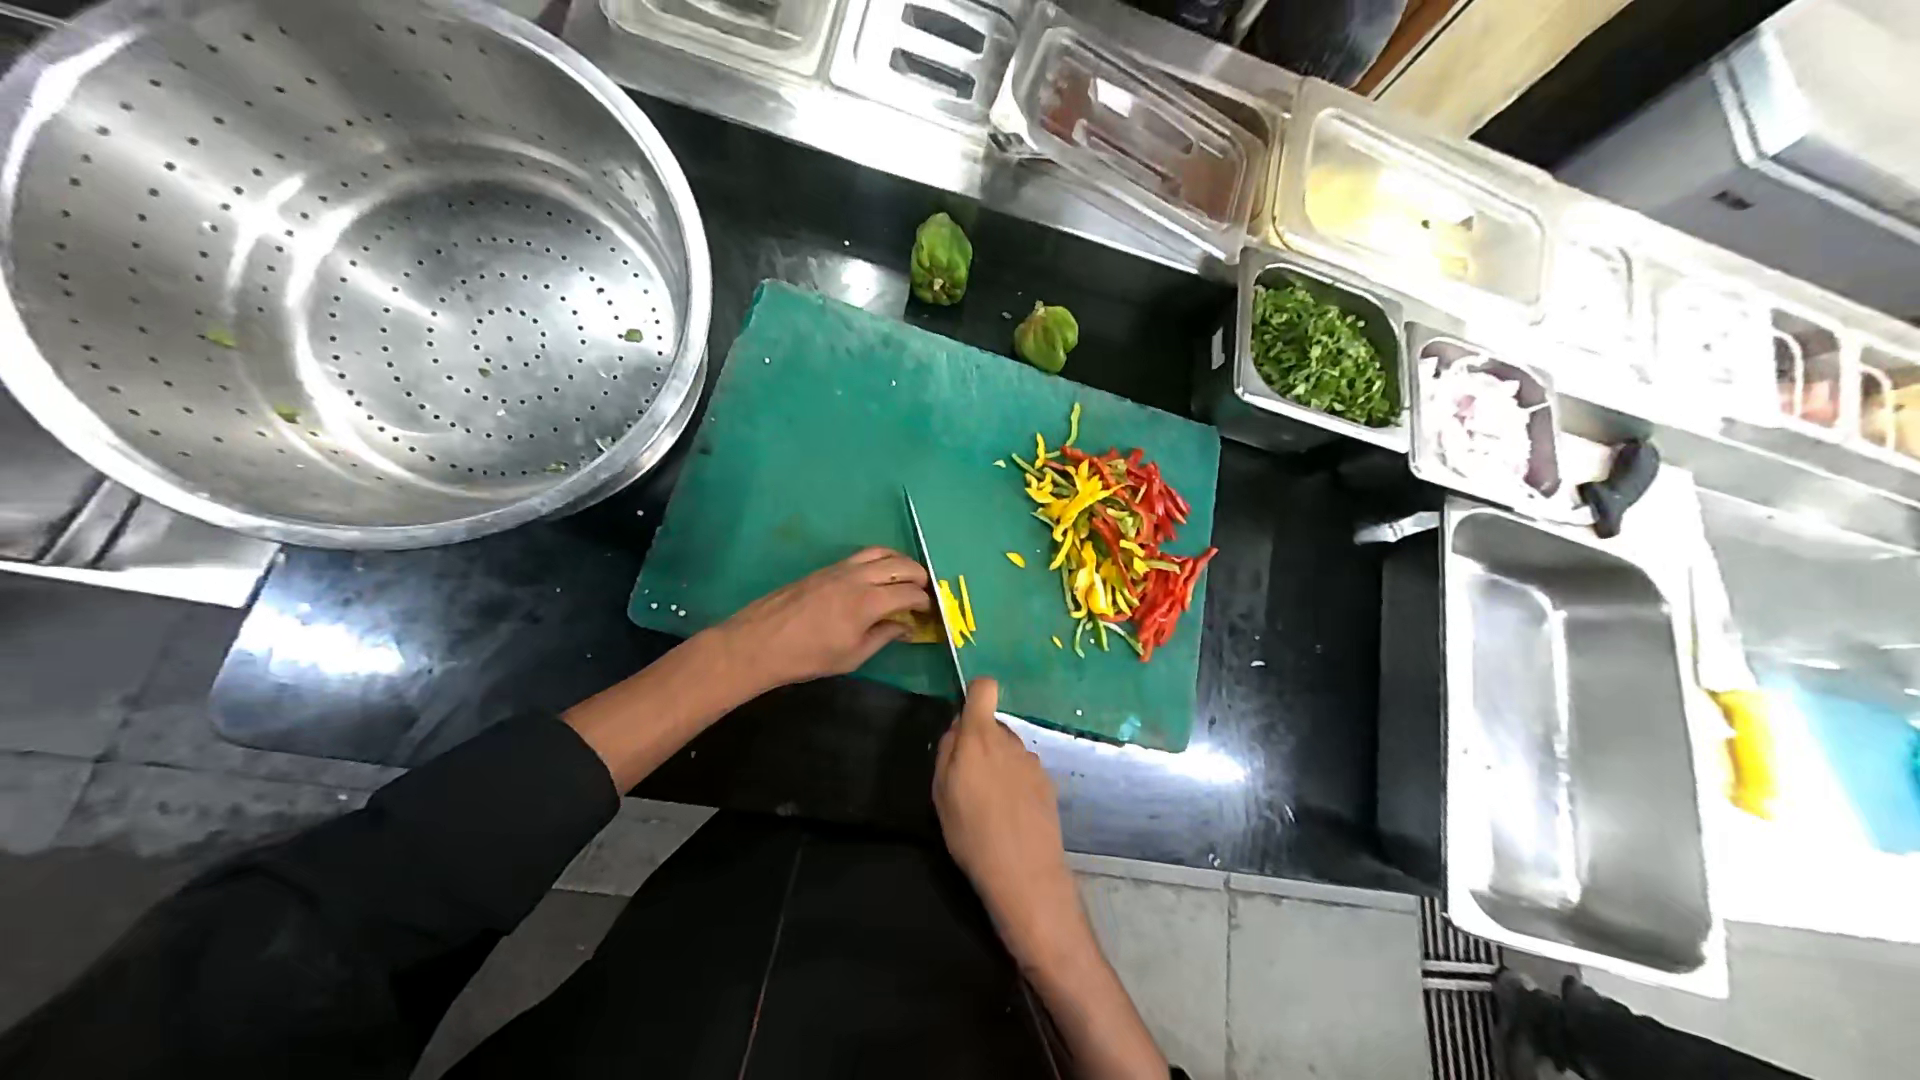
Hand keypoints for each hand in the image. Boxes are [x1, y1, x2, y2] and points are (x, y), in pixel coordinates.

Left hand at [710, 546, 931, 693]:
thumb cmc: (808, 657)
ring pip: (880, 552)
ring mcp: (840, 568)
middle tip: (924, 591)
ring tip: (906, 576)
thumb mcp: (852, 656)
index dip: (925, 601)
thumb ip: (883, 637)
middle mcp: (858, 577)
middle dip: (919, 575)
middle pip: (900, 565)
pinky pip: (861, 555)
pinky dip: (879, 560)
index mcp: (868, 602)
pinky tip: (878, 575)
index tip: (928, 611)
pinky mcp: (826, 568)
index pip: (909, 593)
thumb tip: (905, 626)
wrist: (761, 642)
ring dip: (899, 561)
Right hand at [933, 678, 1083, 967]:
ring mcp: (1033, 762)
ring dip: (998, 766)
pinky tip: (1010, 817)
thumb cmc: (971, 833)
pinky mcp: (1048, 784)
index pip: (984, 688)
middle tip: (967, 782)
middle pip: (993, 726)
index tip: (964, 721)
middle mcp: (1010, 741)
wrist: (1024, 874)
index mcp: (980, 737)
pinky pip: (1024, 772)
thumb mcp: (941, 793)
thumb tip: (957, 728)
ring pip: (1008, 751)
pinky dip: (1015, 785)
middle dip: (979, 743)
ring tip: (989, 806)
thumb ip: (947, 751)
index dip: (974, 695)